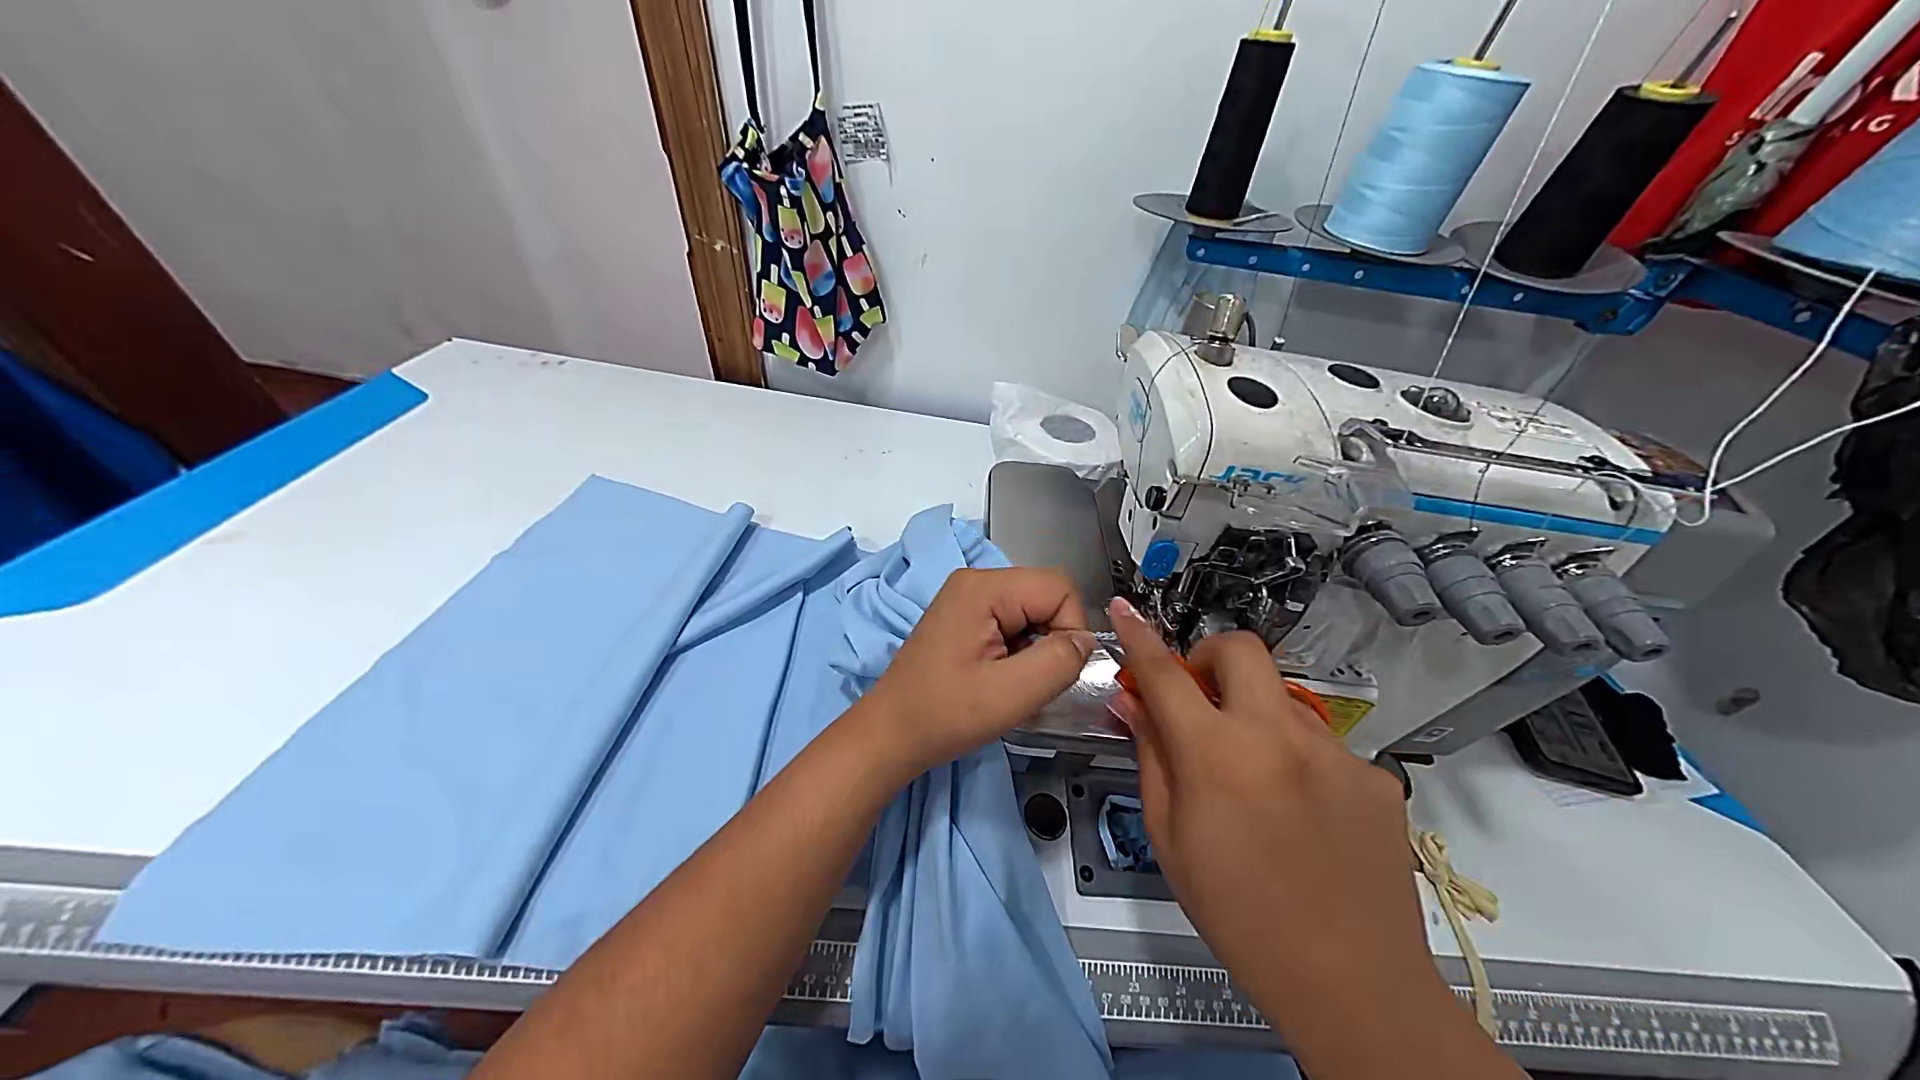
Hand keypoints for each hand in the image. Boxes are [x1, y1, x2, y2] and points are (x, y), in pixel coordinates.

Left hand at [854, 568, 1094, 778]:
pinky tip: (999, 678)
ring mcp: (969, 598)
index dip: (1070, 630)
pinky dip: (1019, 652)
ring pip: (1034, 613)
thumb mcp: (1012, 694)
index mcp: (984, 587)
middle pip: (1047, 597)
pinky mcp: (966, 618)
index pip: (1060, 588)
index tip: (1052, 671)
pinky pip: (1015, 624)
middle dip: (1052, 640)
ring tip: (1011, 683)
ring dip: (1036, 650)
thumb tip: (1085, 642)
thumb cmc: (944, 715)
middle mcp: (976, 582)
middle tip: (1029, 681)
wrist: (892, 734)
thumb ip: (1059, 661)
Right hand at [1106, 597, 1467, 1067]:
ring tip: (1255, 777)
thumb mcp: (1170, 839)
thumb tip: (1132, 704)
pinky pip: (1321, 743)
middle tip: (1200, 700)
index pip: (1166, 674)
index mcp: (1217, 754)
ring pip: (1282, 698)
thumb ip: (1151, 758)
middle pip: (1241, 650)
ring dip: (1254, 714)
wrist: (1351, 980)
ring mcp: (1334, 750)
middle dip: (1210, 658)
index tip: (1124, 609)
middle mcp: (1277, 735)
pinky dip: (1297, 757)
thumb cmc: (1237, 914)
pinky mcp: (1374, 774)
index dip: (1139, 637)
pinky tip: (1301, 810)